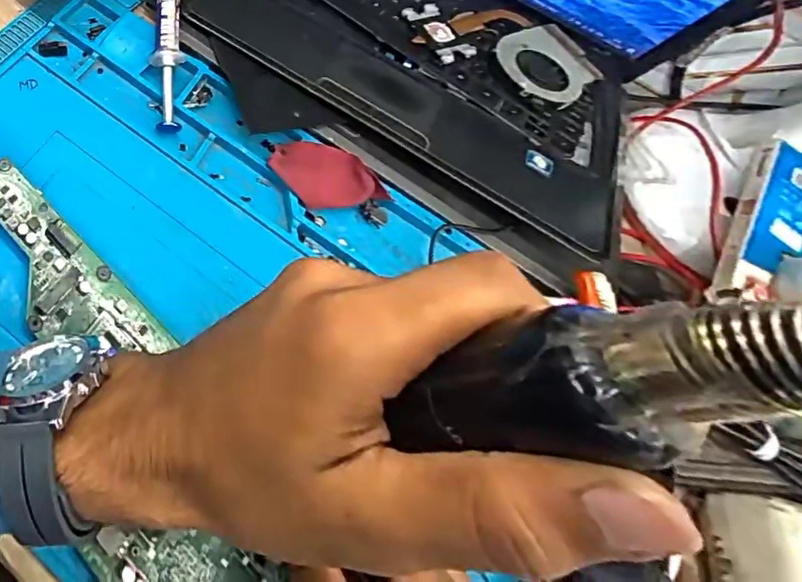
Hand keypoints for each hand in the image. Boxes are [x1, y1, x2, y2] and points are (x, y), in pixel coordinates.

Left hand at [54, 253, 700, 578]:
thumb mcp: (377, 522)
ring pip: (425, 311)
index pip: (490, 284)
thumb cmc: (251, 481)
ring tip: (427, 447)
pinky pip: (384, 314)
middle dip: (496, 370)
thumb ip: (504, 512)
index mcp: (359, 320)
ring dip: (448, 373)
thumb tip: (646, 508)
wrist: (156, 437)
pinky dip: (406, 361)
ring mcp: (317, 278)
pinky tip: (383, 419)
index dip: (542, 337)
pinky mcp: (304, 292)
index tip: (556, 412)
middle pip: (461, 299)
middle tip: (488, 455)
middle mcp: (339, 278)